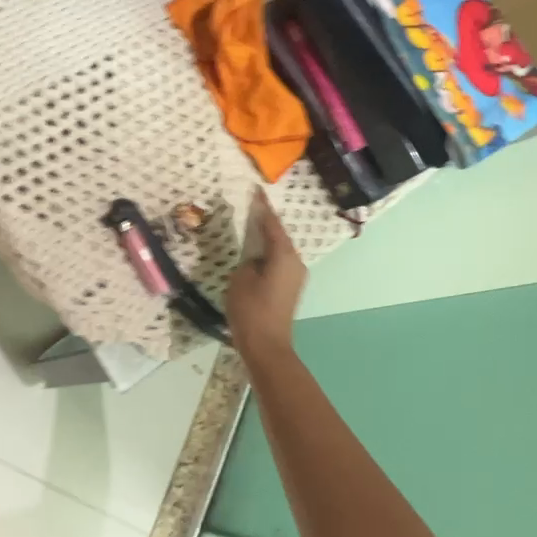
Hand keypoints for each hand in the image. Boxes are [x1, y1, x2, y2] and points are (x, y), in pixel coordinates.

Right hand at [226, 192, 305, 358]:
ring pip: (279, 250)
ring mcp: (295, 277)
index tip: (256, 190)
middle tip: (250, 207)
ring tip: (249, 228)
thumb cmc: (251, 310)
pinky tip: (254, 254)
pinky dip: (267, 255)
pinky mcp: (289, 289)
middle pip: (279, 236)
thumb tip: (255, 259)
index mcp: (284, 256)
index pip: (272, 225)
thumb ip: (248, 261)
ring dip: (266, 240)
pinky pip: (278, 263)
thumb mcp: (240, 279)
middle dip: (265, 223)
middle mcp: (296, 262)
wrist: (266, 346)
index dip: (263, 208)